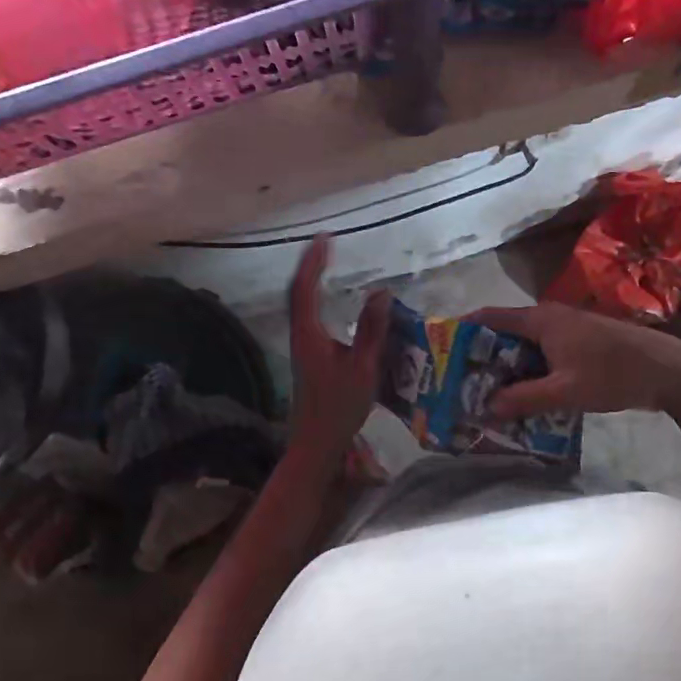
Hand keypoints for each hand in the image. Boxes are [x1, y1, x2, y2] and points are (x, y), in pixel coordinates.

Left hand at [287, 237, 390, 459]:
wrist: (316, 441)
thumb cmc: (339, 407)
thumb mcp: (363, 368)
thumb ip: (372, 330)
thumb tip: (382, 293)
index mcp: (309, 334)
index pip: (306, 288)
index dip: (314, 261)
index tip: (325, 238)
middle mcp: (300, 335)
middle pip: (298, 291)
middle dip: (311, 265)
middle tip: (326, 244)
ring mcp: (301, 346)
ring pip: (300, 304)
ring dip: (311, 281)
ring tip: (326, 262)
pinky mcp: (307, 355)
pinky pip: (308, 316)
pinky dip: (315, 299)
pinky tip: (329, 301)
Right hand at [468, 302, 680, 417]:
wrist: (672, 372)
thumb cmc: (614, 375)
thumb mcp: (565, 392)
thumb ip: (523, 398)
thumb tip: (486, 407)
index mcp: (540, 319)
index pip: (488, 318)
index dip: (463, 331)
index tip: (443, 350)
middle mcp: (549, 316)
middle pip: (503, 330)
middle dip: (482, 353)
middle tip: (462, 378)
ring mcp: (566, 326)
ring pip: (523, 342)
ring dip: (506, 362)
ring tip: (487, 387)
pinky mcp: (580, 340)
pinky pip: (541, 349)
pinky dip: (527, 365)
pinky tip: (523, 388)